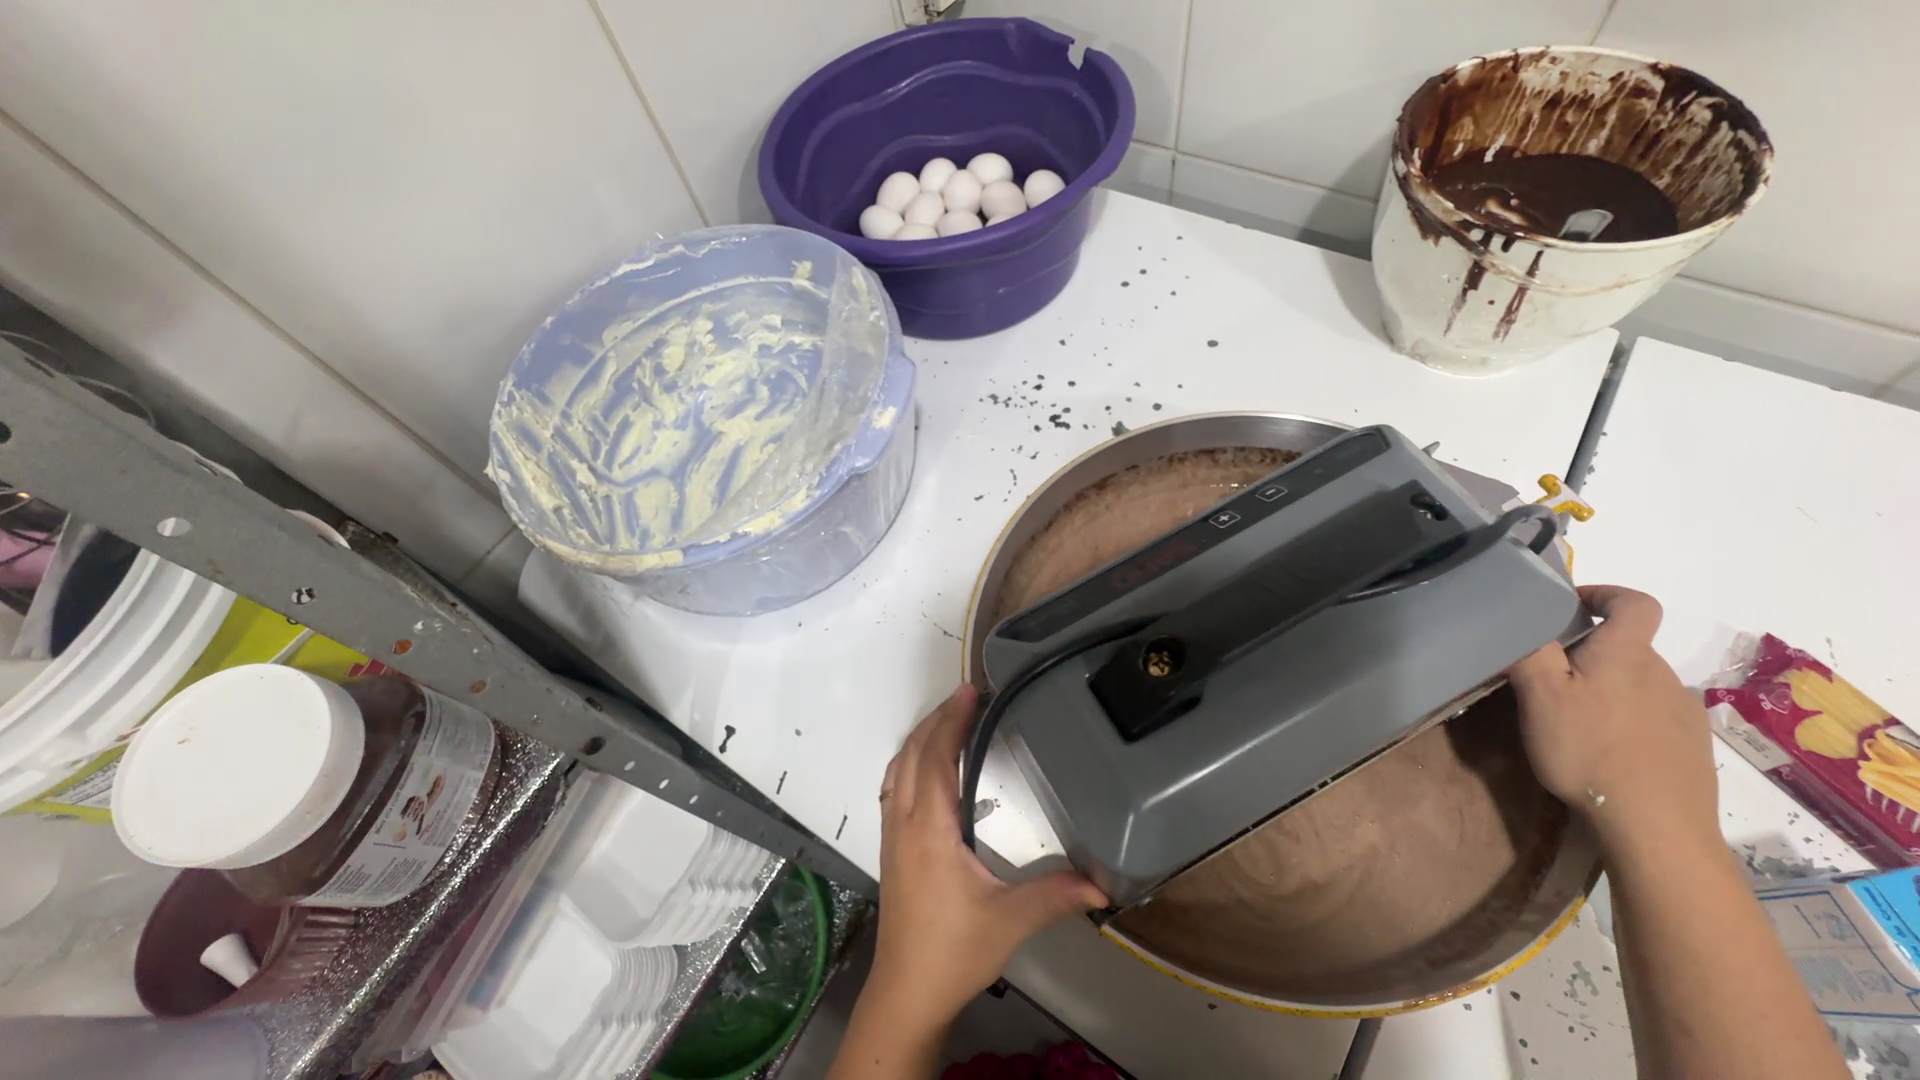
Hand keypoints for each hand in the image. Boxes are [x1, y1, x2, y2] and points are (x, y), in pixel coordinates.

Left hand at [871, 684, 1107, 1029]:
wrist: (906, 991)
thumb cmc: (953, 951)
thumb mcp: (1009, 921)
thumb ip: (1055, 895)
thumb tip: (1103, 885)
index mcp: (929, 830)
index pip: (935, 758)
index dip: (951, 720)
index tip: (971, 691)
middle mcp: (904, 824)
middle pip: (911, 755)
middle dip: (936, 720)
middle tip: (967, 696)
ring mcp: (892, 836)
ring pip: (896, 770)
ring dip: (920, 739)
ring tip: (949, 720)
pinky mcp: (891, 850)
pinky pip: (894, 788)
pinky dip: (910, 763)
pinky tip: (929, 769)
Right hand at [1507, 585, 1719, 852]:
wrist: (1655, 824)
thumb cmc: (1588, 749)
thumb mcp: (1540, 695)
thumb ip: (1532, 650)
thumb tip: (1525, 619)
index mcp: (1626, 655)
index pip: (1635, 603)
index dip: (1607, 594)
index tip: (1574, 606)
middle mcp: (1662, 674)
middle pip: (1628, 647)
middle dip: (1592, 654)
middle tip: (1551, 680)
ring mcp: (1684, 711)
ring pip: (1640, 683)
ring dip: (1610, 690)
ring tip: (1576, 722)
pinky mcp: (1692, 746)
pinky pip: (1656, 717)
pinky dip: (1630, 722)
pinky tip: (1609, 751)